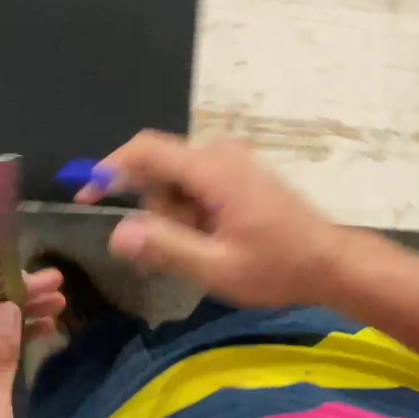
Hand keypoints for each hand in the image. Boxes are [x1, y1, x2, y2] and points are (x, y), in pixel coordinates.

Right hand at [75, 131, 348, 307]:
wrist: (330, 263)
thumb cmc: (278, 267)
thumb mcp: (218, 267)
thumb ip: (165, 248)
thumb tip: (116, 234)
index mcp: (213, 169)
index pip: (146, 149)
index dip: (109, 169)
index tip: (88, 197)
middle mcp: (221, 154)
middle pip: (160, 167)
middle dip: (158, 208)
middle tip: (184, 248)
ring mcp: (234, 161)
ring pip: (177, 179)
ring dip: (178, 215)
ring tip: (209, 249)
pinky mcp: (241, 173)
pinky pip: (198, 183)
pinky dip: (194, 212)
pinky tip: (216, 239)